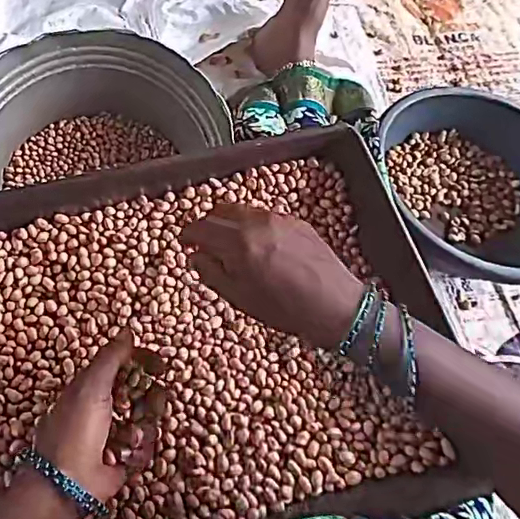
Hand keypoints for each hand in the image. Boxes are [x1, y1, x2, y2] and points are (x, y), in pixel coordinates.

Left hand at [31, 331, 154, 506]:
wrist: (67, 485)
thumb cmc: (75, 431)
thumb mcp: (92, 386)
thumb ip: (111, 357)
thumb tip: (128, 330)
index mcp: (94, 385)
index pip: (126, 365)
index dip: (144, 363)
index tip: (159, 365)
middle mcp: (107, 407)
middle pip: (144, 392)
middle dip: (151, 399)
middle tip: (151, 403)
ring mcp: (116, 433)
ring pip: (149, 420)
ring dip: (143, 428)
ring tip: (130, 438)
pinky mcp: (126, 458)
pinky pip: (147, 447)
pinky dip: (138, 451)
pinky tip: (124, 456)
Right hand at [180, 204, 365, 349]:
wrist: (335, 305)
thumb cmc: (285, 308)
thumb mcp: (240, 297)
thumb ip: (212, 273)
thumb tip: (196, 257)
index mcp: (238, 242)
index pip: (201, 227)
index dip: (188, 235)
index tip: (184, 242)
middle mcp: (257, 222)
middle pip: (220, 211)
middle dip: (207, 224)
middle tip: (203, 242)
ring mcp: (279, 219)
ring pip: (243, 210)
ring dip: (229, 222)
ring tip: (230, 244)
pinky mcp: (297, 222)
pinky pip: (266, 216)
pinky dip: (253, 225)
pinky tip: (258, 246)